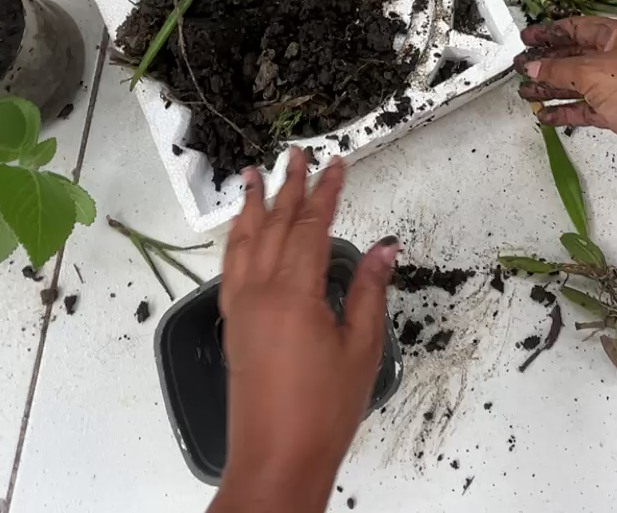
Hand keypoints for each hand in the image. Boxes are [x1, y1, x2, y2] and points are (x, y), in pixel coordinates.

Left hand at [211, 155, 398, 512]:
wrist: (276, 462)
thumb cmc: (325, 408)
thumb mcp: (361, 348)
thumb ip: (370, 290)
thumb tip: (385, 245)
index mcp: (294, 293)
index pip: (312, 227)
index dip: (327, 191)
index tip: (337, 164)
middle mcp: (260, 291)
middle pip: (275, 224)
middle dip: (289, 186)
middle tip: (296, 154)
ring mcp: (241, 307)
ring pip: (244, 241)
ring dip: (251, 204)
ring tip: (252, 174)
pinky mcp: (233, 324)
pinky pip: (231, 267)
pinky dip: (236, 239)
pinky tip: (240, 232)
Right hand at [515, 16, 616, 171]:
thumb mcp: (594, 72)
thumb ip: (559, 69)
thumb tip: (533, 66)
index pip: (578, 28)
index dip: (551, 32)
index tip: (528, 38)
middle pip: (575, 56)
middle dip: (547, 62)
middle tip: (521, 67)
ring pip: (578, 84)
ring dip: (552, 88)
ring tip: (525, 94)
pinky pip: (586, 108)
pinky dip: (566, 111)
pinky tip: (545, 116)